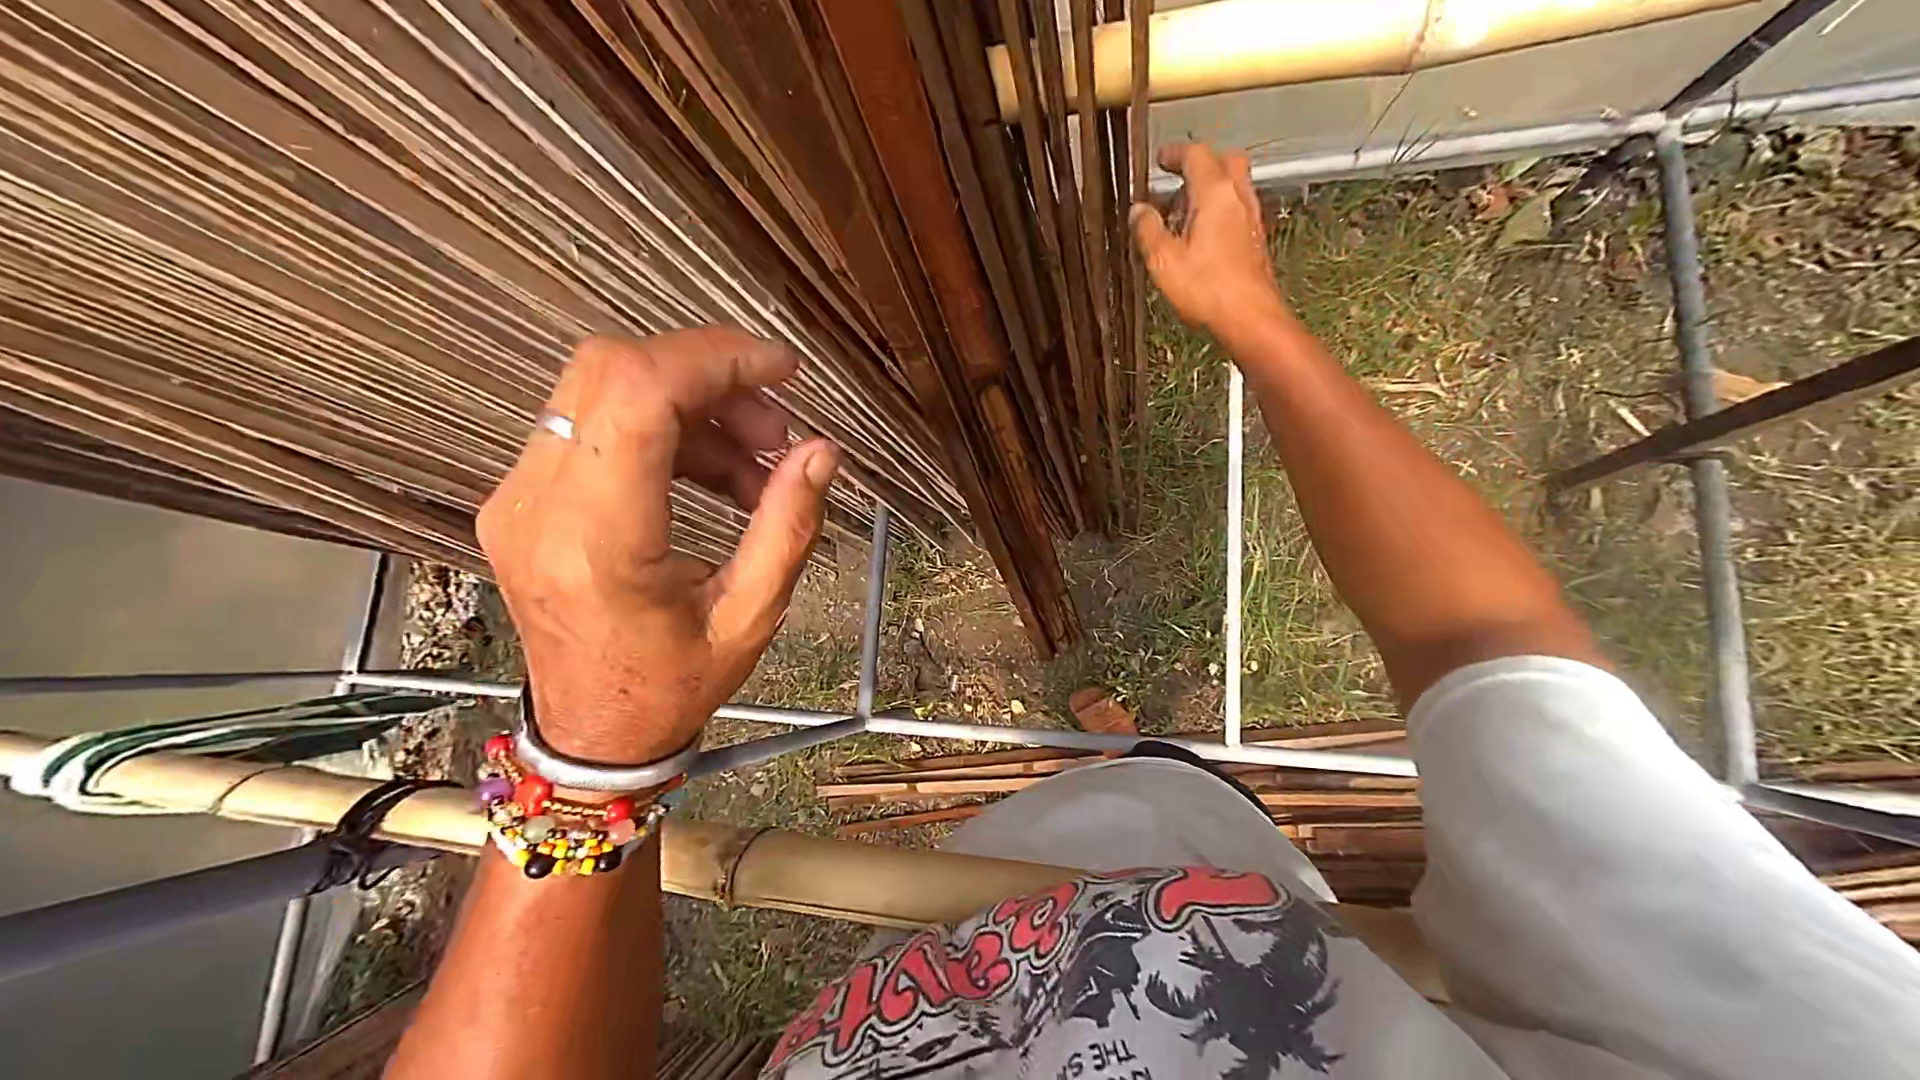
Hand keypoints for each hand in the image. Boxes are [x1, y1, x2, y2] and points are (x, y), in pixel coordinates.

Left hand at [476, 330, 840, 764]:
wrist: (594, 732)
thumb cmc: (673, 686)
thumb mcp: (750, 617)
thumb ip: (788, 527)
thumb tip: (821, 451)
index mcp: (596, 542)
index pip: (638, 396)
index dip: (716, 360)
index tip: (782, 371)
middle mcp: (538, 506)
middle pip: (611, 370)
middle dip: (709, 376)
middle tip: (775, 425)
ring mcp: (518, 497)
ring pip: (601, 389)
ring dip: (693, 406)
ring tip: (758, 461)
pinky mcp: (523, 497)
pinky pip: (594, 424)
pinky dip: (666, 429)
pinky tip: (717, 472)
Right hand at [1130, 144, 1290, 338]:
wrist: (1249, 317)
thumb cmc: (1208, 289)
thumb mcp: (1163, 260)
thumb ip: (1148, 230)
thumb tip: (1138, 211)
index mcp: (1215, 194)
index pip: (1196, 155)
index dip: (1176, 154)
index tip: (1161, 159)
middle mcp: (1239, 198)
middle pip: (1223, 161)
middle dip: (1199, 165)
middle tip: (1176, 181)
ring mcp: (1251, 218)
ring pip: (1233, 185)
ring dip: (1209, 189)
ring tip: (1183, 211)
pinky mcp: (1255, 239)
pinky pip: (1237, 209)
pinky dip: (1219, 210)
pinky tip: (1202, 234)